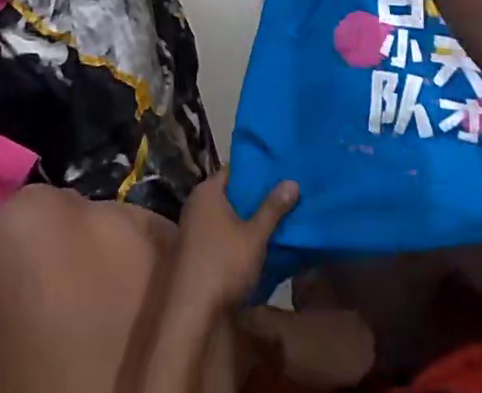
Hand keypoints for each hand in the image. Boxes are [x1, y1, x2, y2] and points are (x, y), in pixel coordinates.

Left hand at [169, 169, 298, 309]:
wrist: (189, 313)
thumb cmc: (222, 265)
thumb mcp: (254, 236)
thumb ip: (273, 208)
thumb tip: (292, 181)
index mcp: (207, 191)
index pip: (235, 168)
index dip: (258, 169)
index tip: (281, 171)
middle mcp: (196, 204)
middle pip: (231, 191)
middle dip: (256, 194)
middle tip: (286, 192)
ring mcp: (192, 228)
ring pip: (226, 214)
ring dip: (248, 216)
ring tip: (278, 214)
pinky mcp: (194, 250)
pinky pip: (220, 231)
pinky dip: (237, 233)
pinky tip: (259, 239)